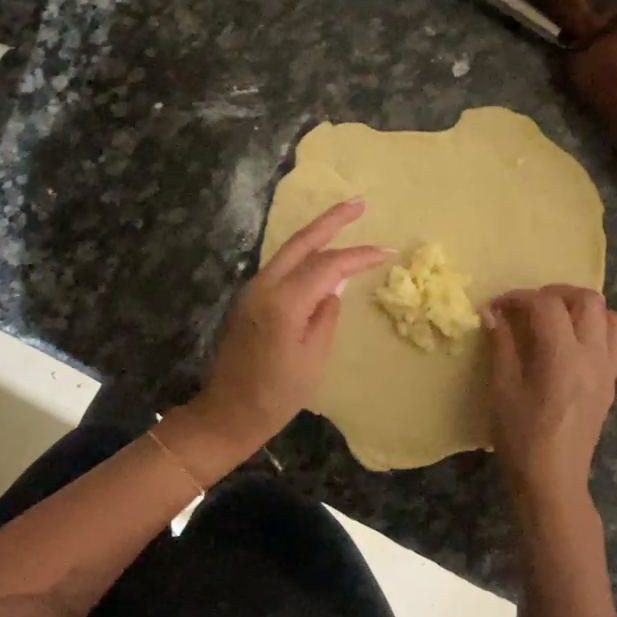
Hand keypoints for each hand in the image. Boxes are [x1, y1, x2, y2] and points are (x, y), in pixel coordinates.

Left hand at [187, 199, 391, 449]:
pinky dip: (303, 256)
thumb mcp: (312, 358)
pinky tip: (320, 256)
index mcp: (283, 302)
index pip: (327, 266)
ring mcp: (252, 291)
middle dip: (331, 220)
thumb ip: (325, 316)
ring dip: (316, 234)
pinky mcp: (248, 301)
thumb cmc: (276, 395)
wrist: (228, 412)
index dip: (359, 255)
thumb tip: (333, 289)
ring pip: (288, 252)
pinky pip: (280, 268)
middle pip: (301, 242)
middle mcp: (263, 286)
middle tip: (359, 203)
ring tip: (344, 220)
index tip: (388, 252)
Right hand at [483, 285, 616, 499]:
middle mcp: (594, 357)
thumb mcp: (502, 389)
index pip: (547, 305)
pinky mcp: (611, 382)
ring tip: (555, 320)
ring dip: (583, 308)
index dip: (518, 297)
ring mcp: (608, 370)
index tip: (496, 307)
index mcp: (563, 358)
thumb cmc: (521, 438)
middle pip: (588, 300)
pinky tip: (568, 344)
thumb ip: (502, 345)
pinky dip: (595, 329)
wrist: (552, 480)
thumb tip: (492, 313)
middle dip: (555, 293)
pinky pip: (615, 341)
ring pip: (611, 316)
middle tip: (528, 307)